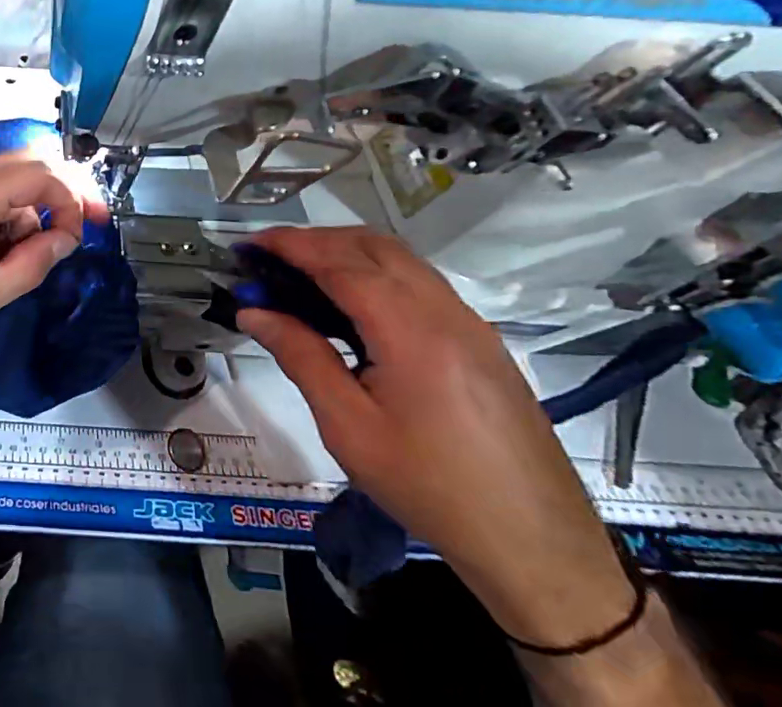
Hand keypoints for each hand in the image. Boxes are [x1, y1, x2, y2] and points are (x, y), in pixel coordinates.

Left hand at [0, 156, 108, 363]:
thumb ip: (33, 264)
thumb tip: (65, 240)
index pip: (38, 174)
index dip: (70, 200)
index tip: (79, 237)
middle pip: (24, 170)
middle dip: (58, 198)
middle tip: (77, 232)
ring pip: (7, 186)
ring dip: (29, 215)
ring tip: (27, 261)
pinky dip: (6, 222)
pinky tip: (2, 258)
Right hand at [236, 227, 635, 646]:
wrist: (532, 540)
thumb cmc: (428, 485)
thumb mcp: (348, 427)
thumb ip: (300, 357)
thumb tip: (254, 312)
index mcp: (412, 331)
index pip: (342, 264)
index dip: (292, 246)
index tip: (250, 245)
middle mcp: (446, 312)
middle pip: (374, 247)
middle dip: (317, 240)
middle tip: (269, 258)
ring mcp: (469, 323)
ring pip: (401, 261)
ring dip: (347, 253)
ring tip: (300, 275)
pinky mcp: (479, 340)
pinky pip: (420, 284)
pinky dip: (376, 274)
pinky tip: (351, 305)